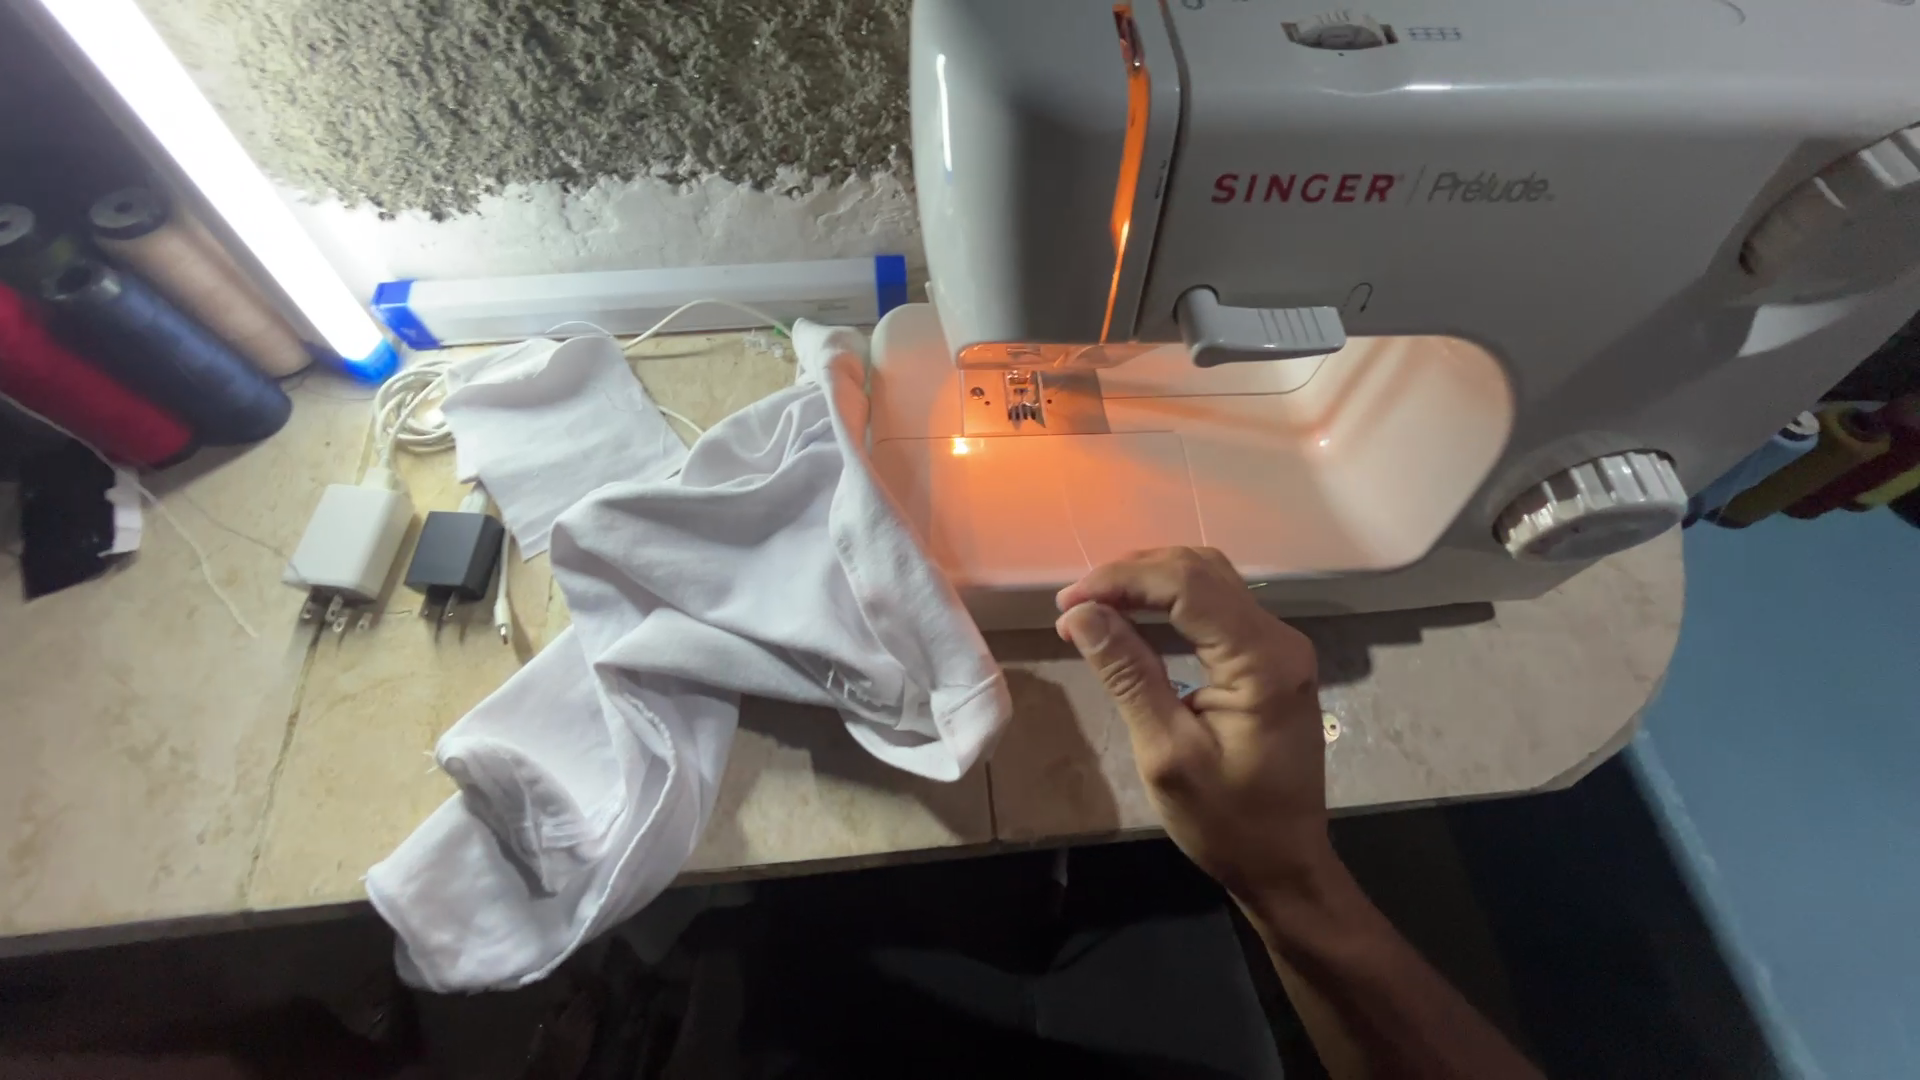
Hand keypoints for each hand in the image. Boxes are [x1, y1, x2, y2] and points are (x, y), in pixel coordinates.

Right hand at [1056, 547, 1332, 900]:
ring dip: (1148, 579)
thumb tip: (1082, 614)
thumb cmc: (1226, 822)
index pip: (1186, 585)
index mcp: (1262, 661)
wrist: (1285, 864)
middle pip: (1198, 569)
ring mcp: (1279, 644)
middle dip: (1130, 575)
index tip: (1068, 603)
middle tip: (1074, 604)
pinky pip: (1215, 602)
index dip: (1121, 581)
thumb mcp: (1165, 753)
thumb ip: (1126, 675)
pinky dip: (1168, 597)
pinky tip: (1134, 611)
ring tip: (1096, 603)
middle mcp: (1279, 639)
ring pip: (1208, 577)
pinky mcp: (1269, 655)